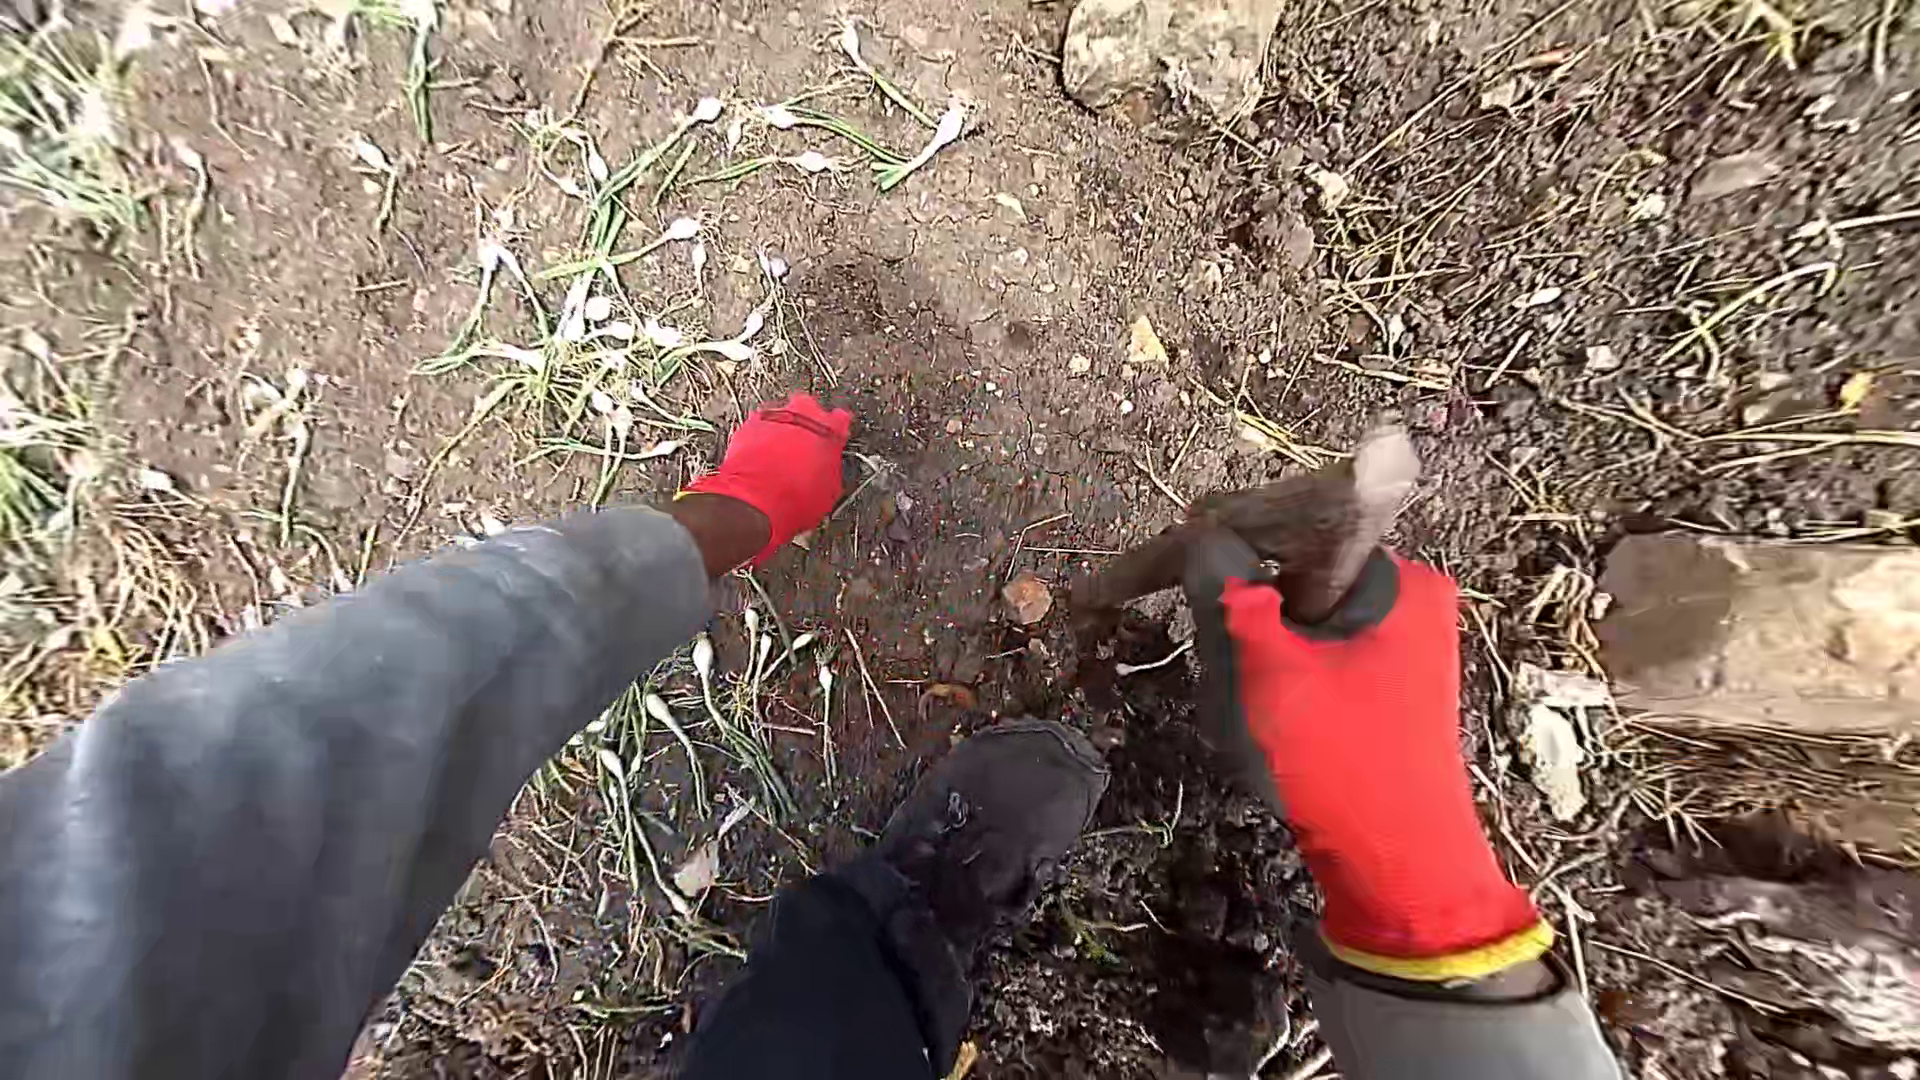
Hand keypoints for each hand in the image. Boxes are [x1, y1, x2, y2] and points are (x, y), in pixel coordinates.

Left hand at [682, 394, 852, 566]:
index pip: (841, 421)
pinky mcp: (748, 424)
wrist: (754, 501)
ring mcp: (775, 417)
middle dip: (807, 428)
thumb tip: (828, 474)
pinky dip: (760, 440)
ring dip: (782, 433)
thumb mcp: (830, 491)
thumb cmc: (792, 498)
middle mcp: (803, 414)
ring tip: (781, 459)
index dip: (835, 434)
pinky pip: (758, 427)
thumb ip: (832, 469)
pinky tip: (762, 461)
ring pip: (782, 417)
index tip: (832, 443)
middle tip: (805, 452)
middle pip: (810, 410)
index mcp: (830, 429)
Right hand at [1182, 530, 1547, 981]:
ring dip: (1249, 622)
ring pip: (1294, 599)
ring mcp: (1393, 630)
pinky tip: (1250, 679)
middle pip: (1293, 561)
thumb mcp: (1268, 669)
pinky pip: (1308, 630)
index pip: (1294, 522)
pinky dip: (1269, 643)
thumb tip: (1196, 535)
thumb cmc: (1336, 757)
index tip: (1175, 548)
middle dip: (1237, 587)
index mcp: (1394, 580)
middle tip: (1195, 618)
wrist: (1396, 860)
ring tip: (1226, 664)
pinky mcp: (1378, 663)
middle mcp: (1403, 593)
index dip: (1227, 532)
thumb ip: (1228, 593)